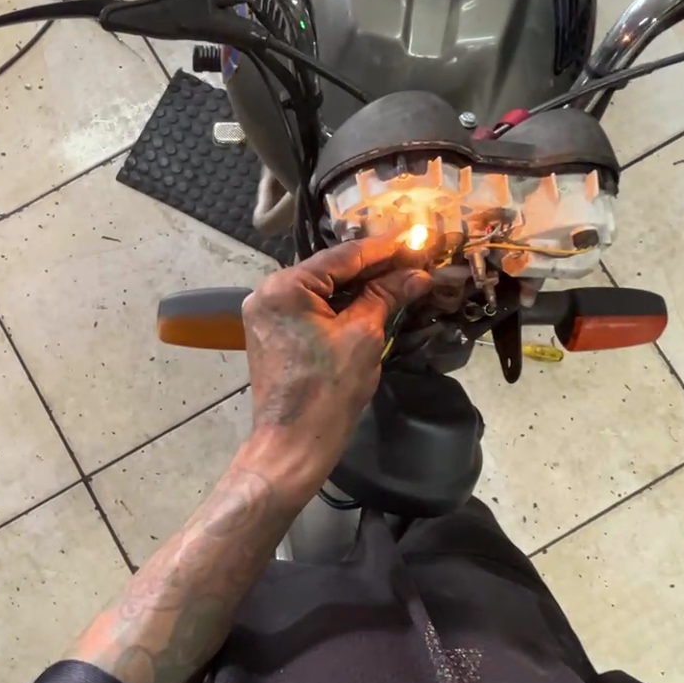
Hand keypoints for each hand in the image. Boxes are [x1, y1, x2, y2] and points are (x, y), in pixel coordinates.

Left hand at [240, 235, 433, 486]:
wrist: (293, 444)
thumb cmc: (327, 392)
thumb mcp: (363, 336)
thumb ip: (386, 296)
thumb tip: (417, 274)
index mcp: (284, 287)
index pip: (342, 257)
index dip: (383, 248)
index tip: (415, 238)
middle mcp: (267, 293)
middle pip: (329, 270)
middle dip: (373, 267)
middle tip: (414, 258)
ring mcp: (266, 314)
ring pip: (321, 290)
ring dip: (359, 286)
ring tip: (401, 277)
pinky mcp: (273, 334)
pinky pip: (311, 309)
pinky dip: (340, 305)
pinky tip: (372, 300)